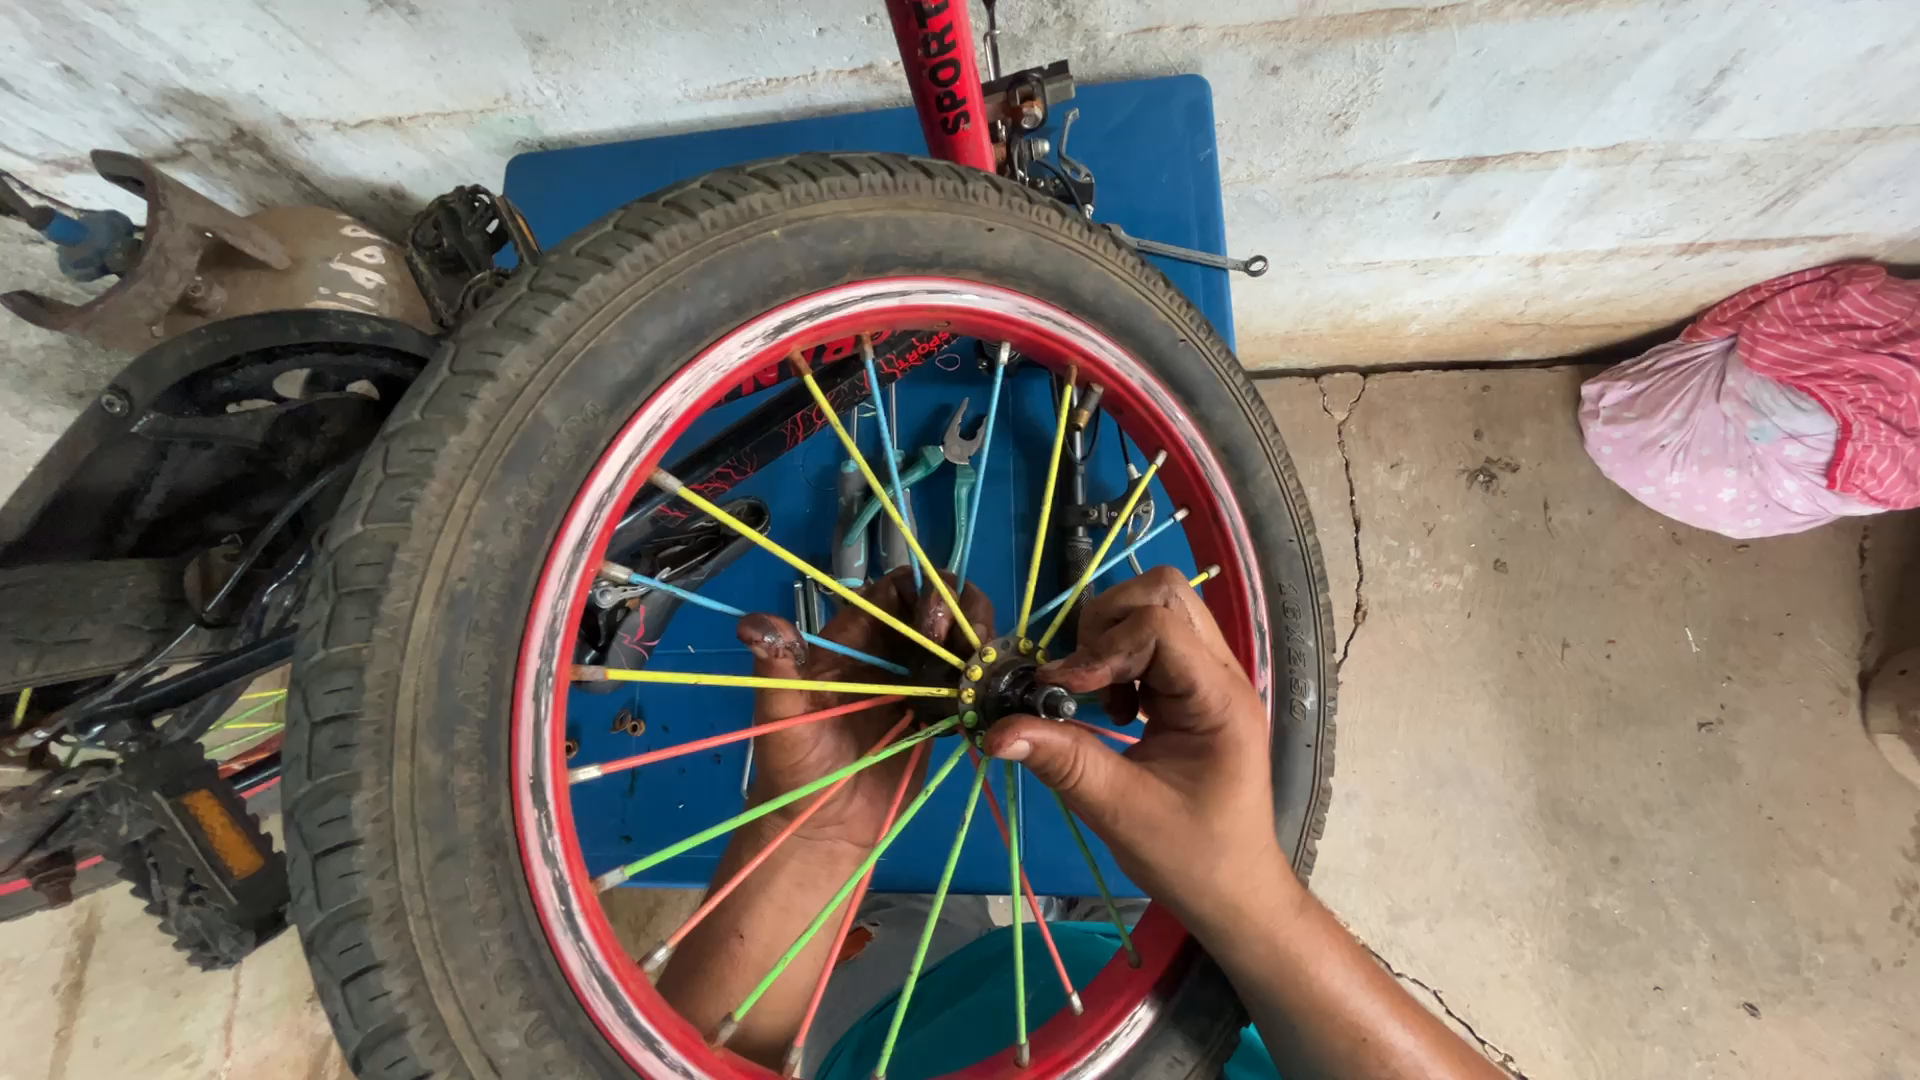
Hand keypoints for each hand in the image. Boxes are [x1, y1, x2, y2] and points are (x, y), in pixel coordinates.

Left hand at [736, 567, 991, 850]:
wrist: (825, 827)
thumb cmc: (795, 771)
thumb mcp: (781, 718)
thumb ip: (776, 670)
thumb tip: (754, 622)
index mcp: (853, 638)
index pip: (894, 589)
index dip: (920, 591)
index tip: (931, 625)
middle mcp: (890, 650)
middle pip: (937, 601)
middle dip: (959, 608)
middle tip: (962, 646)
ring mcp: (919, 679)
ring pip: (960, 634)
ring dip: (977, 637)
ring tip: (978, 667)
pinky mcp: (941, 711)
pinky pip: (971, 677)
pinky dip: (985, 675)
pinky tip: (985, 693)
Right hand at [982, 566, 1291, 929]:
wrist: (1235, 894)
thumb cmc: (1191, 859)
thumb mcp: (1119, 811)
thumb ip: (1062, 761)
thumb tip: (996, 731)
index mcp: (1218, 699)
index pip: (1159, 625)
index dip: (1101, 649)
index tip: (1063, 692)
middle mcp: (1221, 673)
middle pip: (1164, 592)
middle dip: (1107, 623)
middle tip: (1083, 679)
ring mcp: (1209, 676)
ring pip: (1157, 605)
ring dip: (1110, 638)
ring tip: (1097, 694)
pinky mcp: (1192, 686)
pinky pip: (1152, 636)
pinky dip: (1117, 655)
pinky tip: (1111, 704)